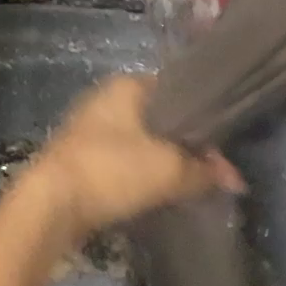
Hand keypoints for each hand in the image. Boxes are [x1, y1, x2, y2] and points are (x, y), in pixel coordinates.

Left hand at [23, 75, 245, 235]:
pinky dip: (141, 172)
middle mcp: (106, 97)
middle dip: (184, 143)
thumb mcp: (168, 169)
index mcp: (126, 85)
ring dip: (162, 160)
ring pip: (140, 138)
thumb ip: (203, 170)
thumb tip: (233, 178)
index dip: (202, 117)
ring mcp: (90, 125)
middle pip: (158, 116)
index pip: (175, 90)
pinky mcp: (81, 155)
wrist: (52, 201)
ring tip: (187, 184)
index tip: (222, 145)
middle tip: (209, 170)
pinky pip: (122, 158)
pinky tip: (155, 192)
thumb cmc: (112, 169)